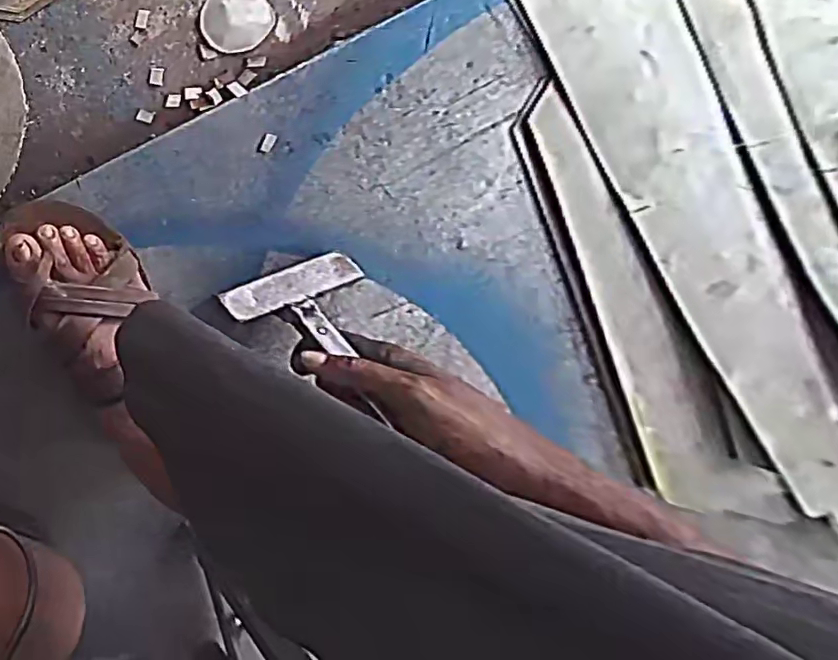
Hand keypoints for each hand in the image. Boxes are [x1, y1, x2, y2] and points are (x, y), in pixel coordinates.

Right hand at [298, 334, 709, 548]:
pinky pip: (372, 439)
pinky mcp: (412, 448)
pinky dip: (368, 443)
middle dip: (332, 390)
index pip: (340, 343)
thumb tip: (315, 357)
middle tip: (344, 406)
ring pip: (355, 412)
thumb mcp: (413, 394)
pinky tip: (381, 451)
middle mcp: (401, 386)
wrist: (540, 493)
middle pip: (341, 379)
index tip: (298, 363)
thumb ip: (360, 371)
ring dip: (354, 421)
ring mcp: (406, 417)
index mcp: (399, 361)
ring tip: (373, 433)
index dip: (316, 349)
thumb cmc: (494, 441)